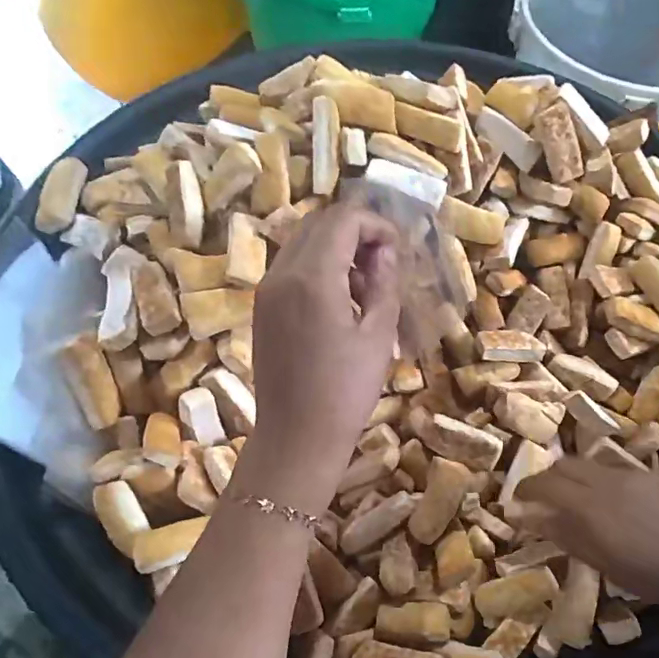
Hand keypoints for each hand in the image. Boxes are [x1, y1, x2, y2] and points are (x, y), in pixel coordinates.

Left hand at [242, 199, 400, 508]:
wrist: (296, 437)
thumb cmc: (345, 391)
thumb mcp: (377, 336)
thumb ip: (383, 284)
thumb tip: (385, 253)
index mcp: (311, 277)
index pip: (343, 220)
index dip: (376, 225)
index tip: (397, 251)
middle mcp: (280, 274)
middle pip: (318, 224)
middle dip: (355, 233)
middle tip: (384, 265)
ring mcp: (265, 291)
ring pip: (301, 244)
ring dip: (336, 250)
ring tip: (365, 287)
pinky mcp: (261, 310)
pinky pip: (290, 270)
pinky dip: (317, 269)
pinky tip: (339, 301)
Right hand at [515, 459, 658, 617]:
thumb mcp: (612, 566)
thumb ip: (570, 537)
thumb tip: (532, 518)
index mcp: (590, 504)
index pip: (544, 483)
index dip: (525, 490)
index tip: (514, 502)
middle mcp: (608, 479)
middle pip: (565, 466)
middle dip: (546, 479)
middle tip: (540, 502)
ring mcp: (636, 474)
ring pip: (590, 464)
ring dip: (573, 477)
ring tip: (575, 503)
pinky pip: (615, 469)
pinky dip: (598, 479)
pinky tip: (614, 505)